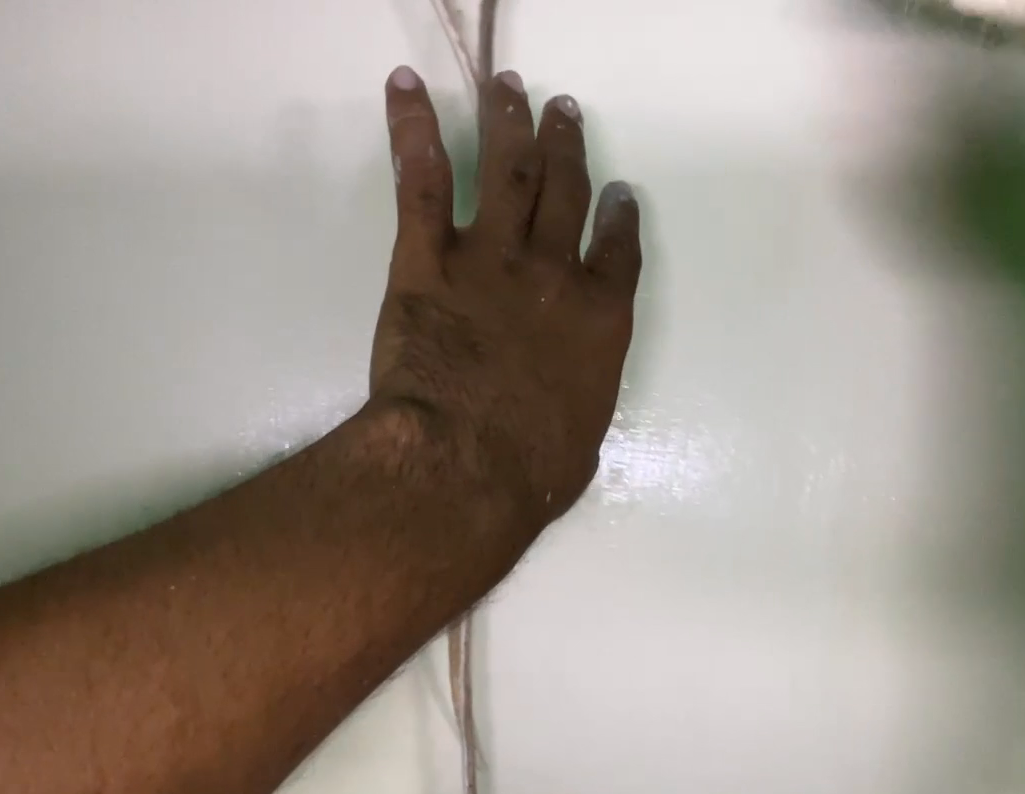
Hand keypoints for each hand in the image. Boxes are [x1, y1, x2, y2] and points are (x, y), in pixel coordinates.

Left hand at [368, 65, 641, 528]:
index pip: (618, 252)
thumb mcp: (579, 444)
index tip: (617, 193)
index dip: (618, 218)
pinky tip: (406, 91)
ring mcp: (491, 258)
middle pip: (565, 192)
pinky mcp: (428, 259)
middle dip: (566, 146)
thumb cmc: (530, 472)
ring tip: (508, 90)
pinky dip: (411, 129)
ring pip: (507, 171)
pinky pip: (420, 180)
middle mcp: (553, 274)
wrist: (465, 463)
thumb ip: (578, 402)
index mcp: (600, 320)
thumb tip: (567, 402)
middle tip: (562, 112)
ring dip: (508, 123)